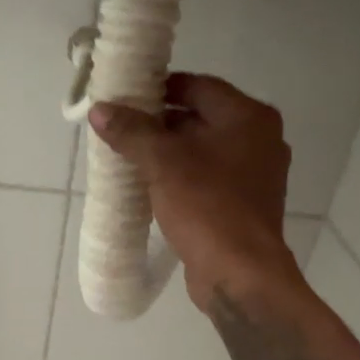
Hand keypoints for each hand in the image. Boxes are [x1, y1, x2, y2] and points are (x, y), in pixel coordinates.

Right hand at [89, 74, 300, 309]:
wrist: (239, 273)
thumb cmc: (206, 206)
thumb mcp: (162, 162)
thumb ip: (131, 132)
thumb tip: (99, 109)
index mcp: (249, 117)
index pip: (198, 86)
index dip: (160, 89)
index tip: (126, 99)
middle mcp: (260, 140)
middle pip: (201, 119)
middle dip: (160, 126)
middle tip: (121, 132)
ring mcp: (255, 176)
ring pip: (203, 153)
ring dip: (169, 156)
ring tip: (129, 161)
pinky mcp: (244, 207)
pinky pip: (208, 182)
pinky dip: (182, 181)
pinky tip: (152, 191)